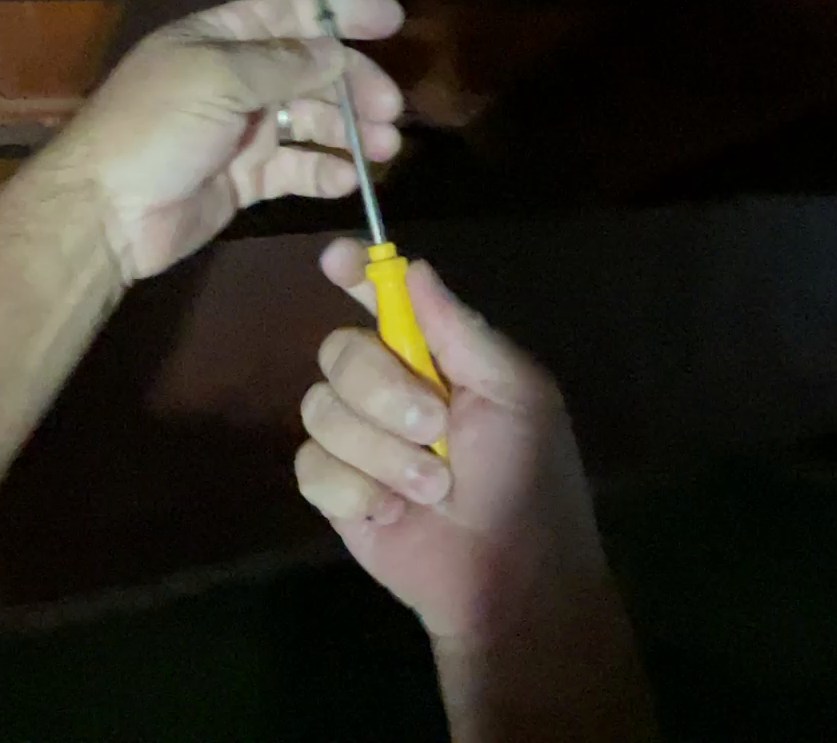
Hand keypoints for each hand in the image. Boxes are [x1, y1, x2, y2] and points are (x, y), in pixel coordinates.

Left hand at [49, 0, 404, 281]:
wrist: (108, 211)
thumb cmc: (157, 126)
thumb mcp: (217, 78)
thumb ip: (282, 63)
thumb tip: (336, 52)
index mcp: (218, 38)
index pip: (289, 12)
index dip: (341, 12)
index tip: (391, 21)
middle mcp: (233, 79)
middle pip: (309, 71)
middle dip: (352, 85)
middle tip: (389, 110)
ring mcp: (240, 132)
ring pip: (308, 122)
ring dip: (347, 132)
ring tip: (383, 149)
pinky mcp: (244, 178)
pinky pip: (294, 169)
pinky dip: (322, 172)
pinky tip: (345, 180)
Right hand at [295, 239, 611, 647]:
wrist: (508, 576)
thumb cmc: (525, 476)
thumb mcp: (516, 394)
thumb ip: (461, 331)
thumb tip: (414, 265)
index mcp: (427, 353)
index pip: (378, 297)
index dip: (354, 272)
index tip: (337, 260)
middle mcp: (381, 384)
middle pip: (338, 350)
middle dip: (384, 392)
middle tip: (435, 428)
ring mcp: (352, 434)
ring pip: (319, 408)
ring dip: (380, 452)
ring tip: (430, 487)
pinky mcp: (331, 485)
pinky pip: (311, 464)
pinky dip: (356, 489)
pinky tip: (390, 511)